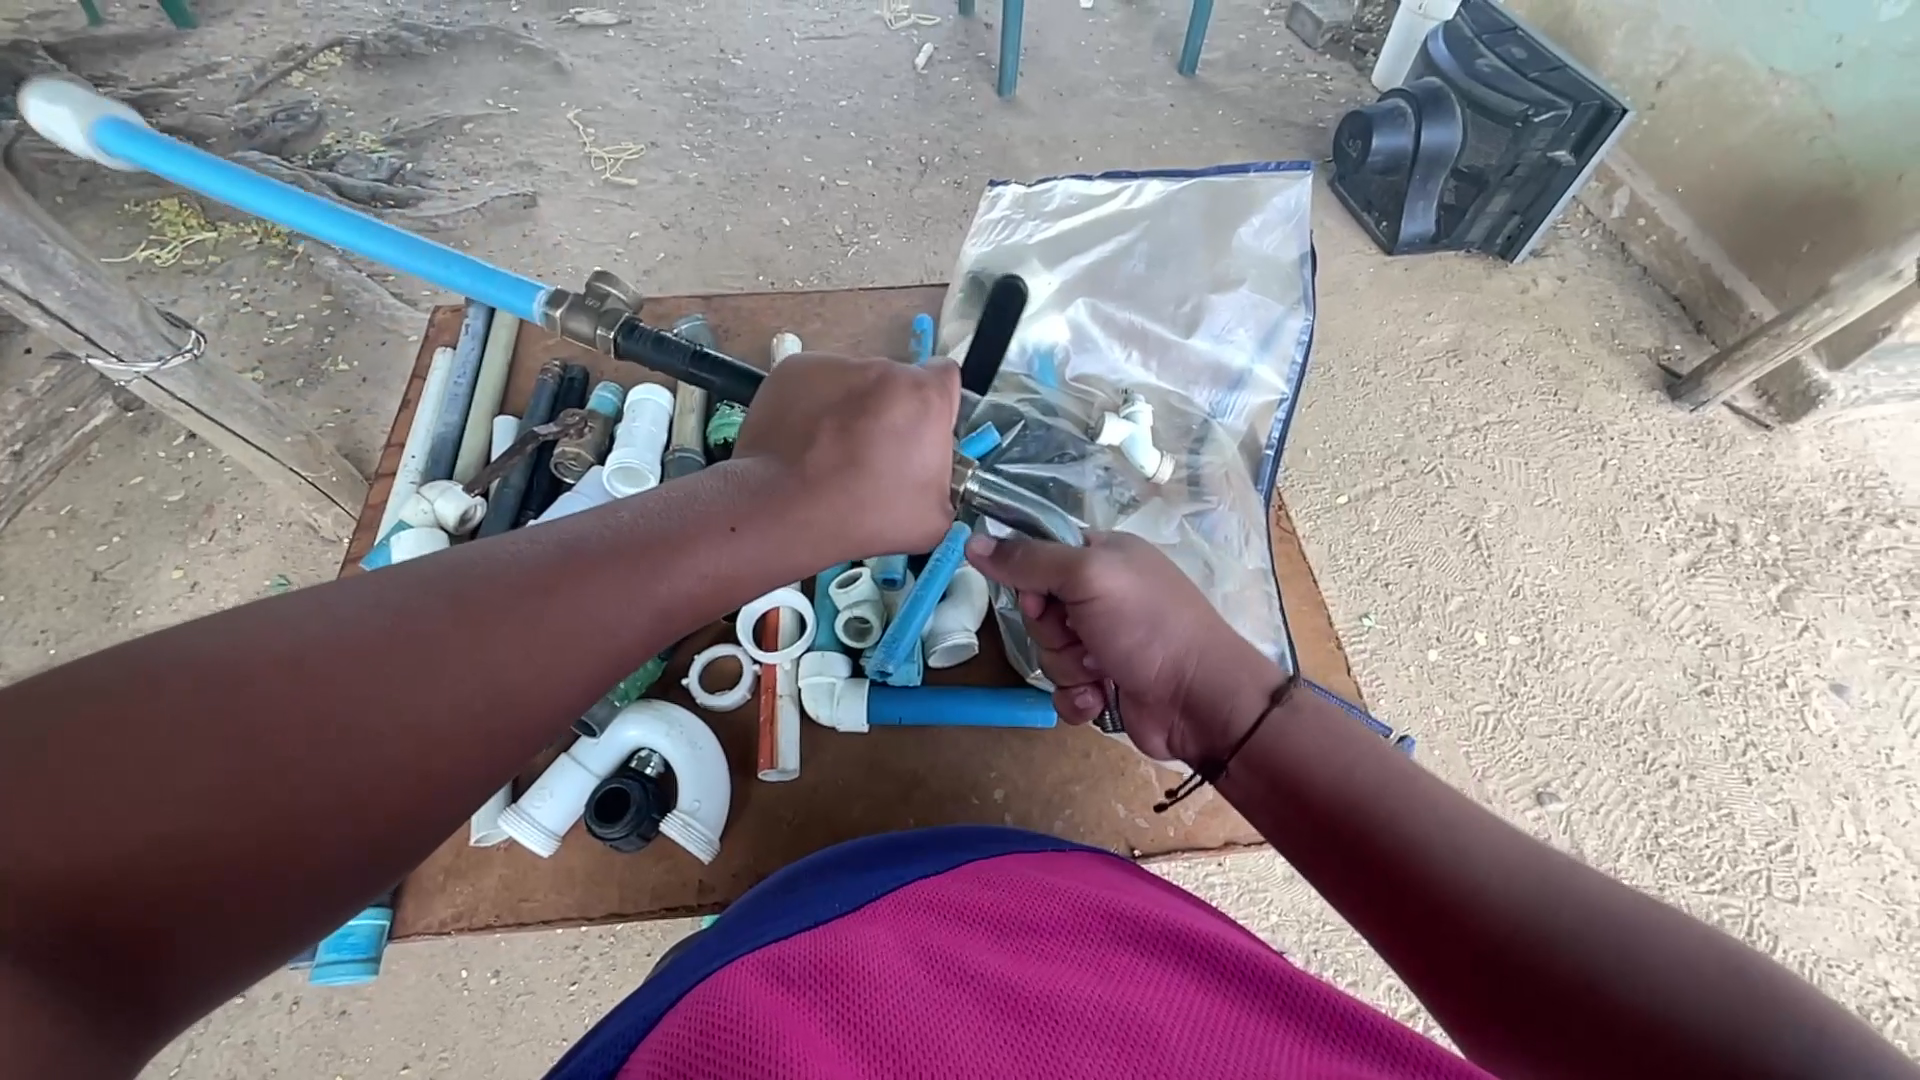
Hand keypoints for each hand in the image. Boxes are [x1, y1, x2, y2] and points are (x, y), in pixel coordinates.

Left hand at [734, 353, 960, 560]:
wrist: (785, 509)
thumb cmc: (860, 513)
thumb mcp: (934, 519)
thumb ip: (947, 483)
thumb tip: (938, 480)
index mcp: (924, 397)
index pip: (945, 378)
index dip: (937, 404)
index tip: (924, 430)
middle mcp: (883, 369)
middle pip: (898, 382)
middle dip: (892, 411)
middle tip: (877, 454)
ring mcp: (835, 366)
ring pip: (856, 384)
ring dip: (853, 409)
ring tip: (836, 452)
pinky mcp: (796, 370)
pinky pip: (817, 385)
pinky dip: (817, 407)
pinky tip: (810, 443)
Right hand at [965, 531, 1287, 764]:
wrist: (1200, 700)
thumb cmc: (1148, 625)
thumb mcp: (1088, 577)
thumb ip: (1029, 560)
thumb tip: (973, 541)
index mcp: (1103, 557)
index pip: (1039, 557)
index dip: (1031, 582)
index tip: (1041, 599)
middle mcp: (1102, 596)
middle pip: (1038, 610)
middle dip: (1051, 632)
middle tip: (1081, 636)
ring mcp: (1104, 641)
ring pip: (1048, 653)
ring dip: (1068, 667)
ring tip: (1101, 670)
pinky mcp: (1104, 683)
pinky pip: (1062, 689)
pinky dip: (1076, 697)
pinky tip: (1100, 697)